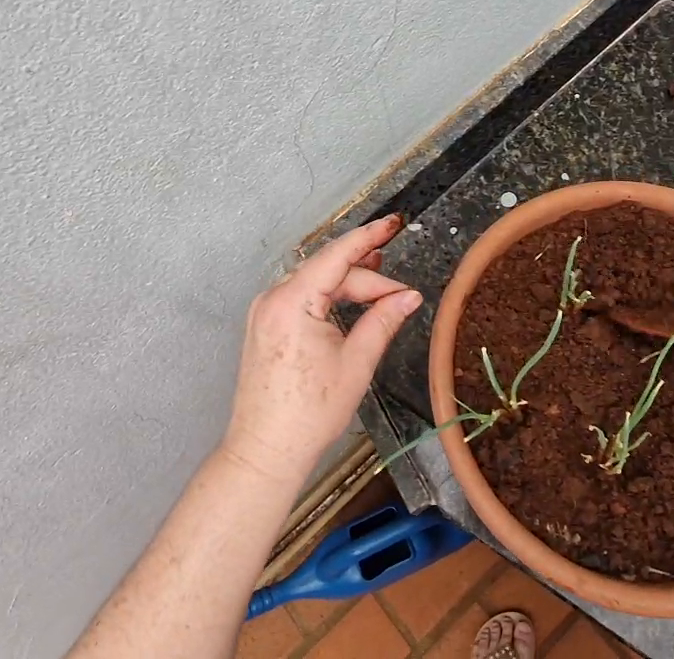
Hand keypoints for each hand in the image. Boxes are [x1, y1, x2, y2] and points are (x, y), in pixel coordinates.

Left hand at [220, 216, 422, 484]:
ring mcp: (265, 311)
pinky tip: (349, 302)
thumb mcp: (356, 363)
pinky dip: (328, 297)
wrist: (266, 449)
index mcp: (292, 302)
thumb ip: (383, 320)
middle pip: (328, 271)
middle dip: (367, 278)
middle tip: (401, 293)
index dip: (369, 237)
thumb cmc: (308, 414)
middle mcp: (272, 298)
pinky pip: (301, 297)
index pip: (337, 256)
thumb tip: (409, 297)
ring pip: (315, 283)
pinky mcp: (265, 324)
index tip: (392, 223)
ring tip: (380, 287)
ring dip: (348, 285)